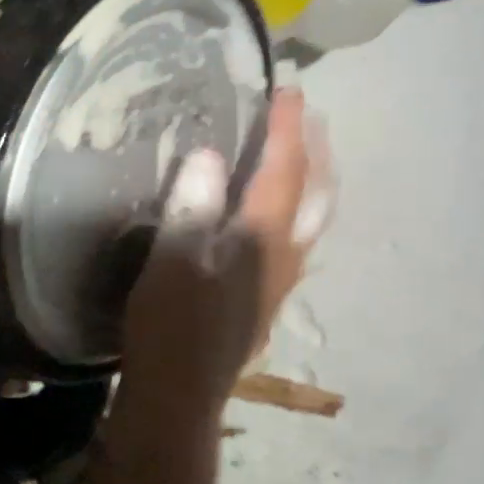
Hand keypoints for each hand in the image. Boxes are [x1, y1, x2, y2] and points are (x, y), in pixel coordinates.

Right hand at [119, 89, 334, 410]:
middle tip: (305, 118)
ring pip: (310, 219)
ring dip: (310, 181)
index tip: (288, 90)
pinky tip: (270, 219)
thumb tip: (206, 155)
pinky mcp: (262, 298)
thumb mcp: (169, 264)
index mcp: (261, 238)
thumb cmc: (169, 325)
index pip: (282, 172)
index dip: (285, 130)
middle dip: (312, 151)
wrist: (179, 392)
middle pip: (313, 193)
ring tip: (300, 158)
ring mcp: (278, 280)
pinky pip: (292, 239)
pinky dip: (291, 212)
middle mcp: (283, 254)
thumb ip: (190, 209)